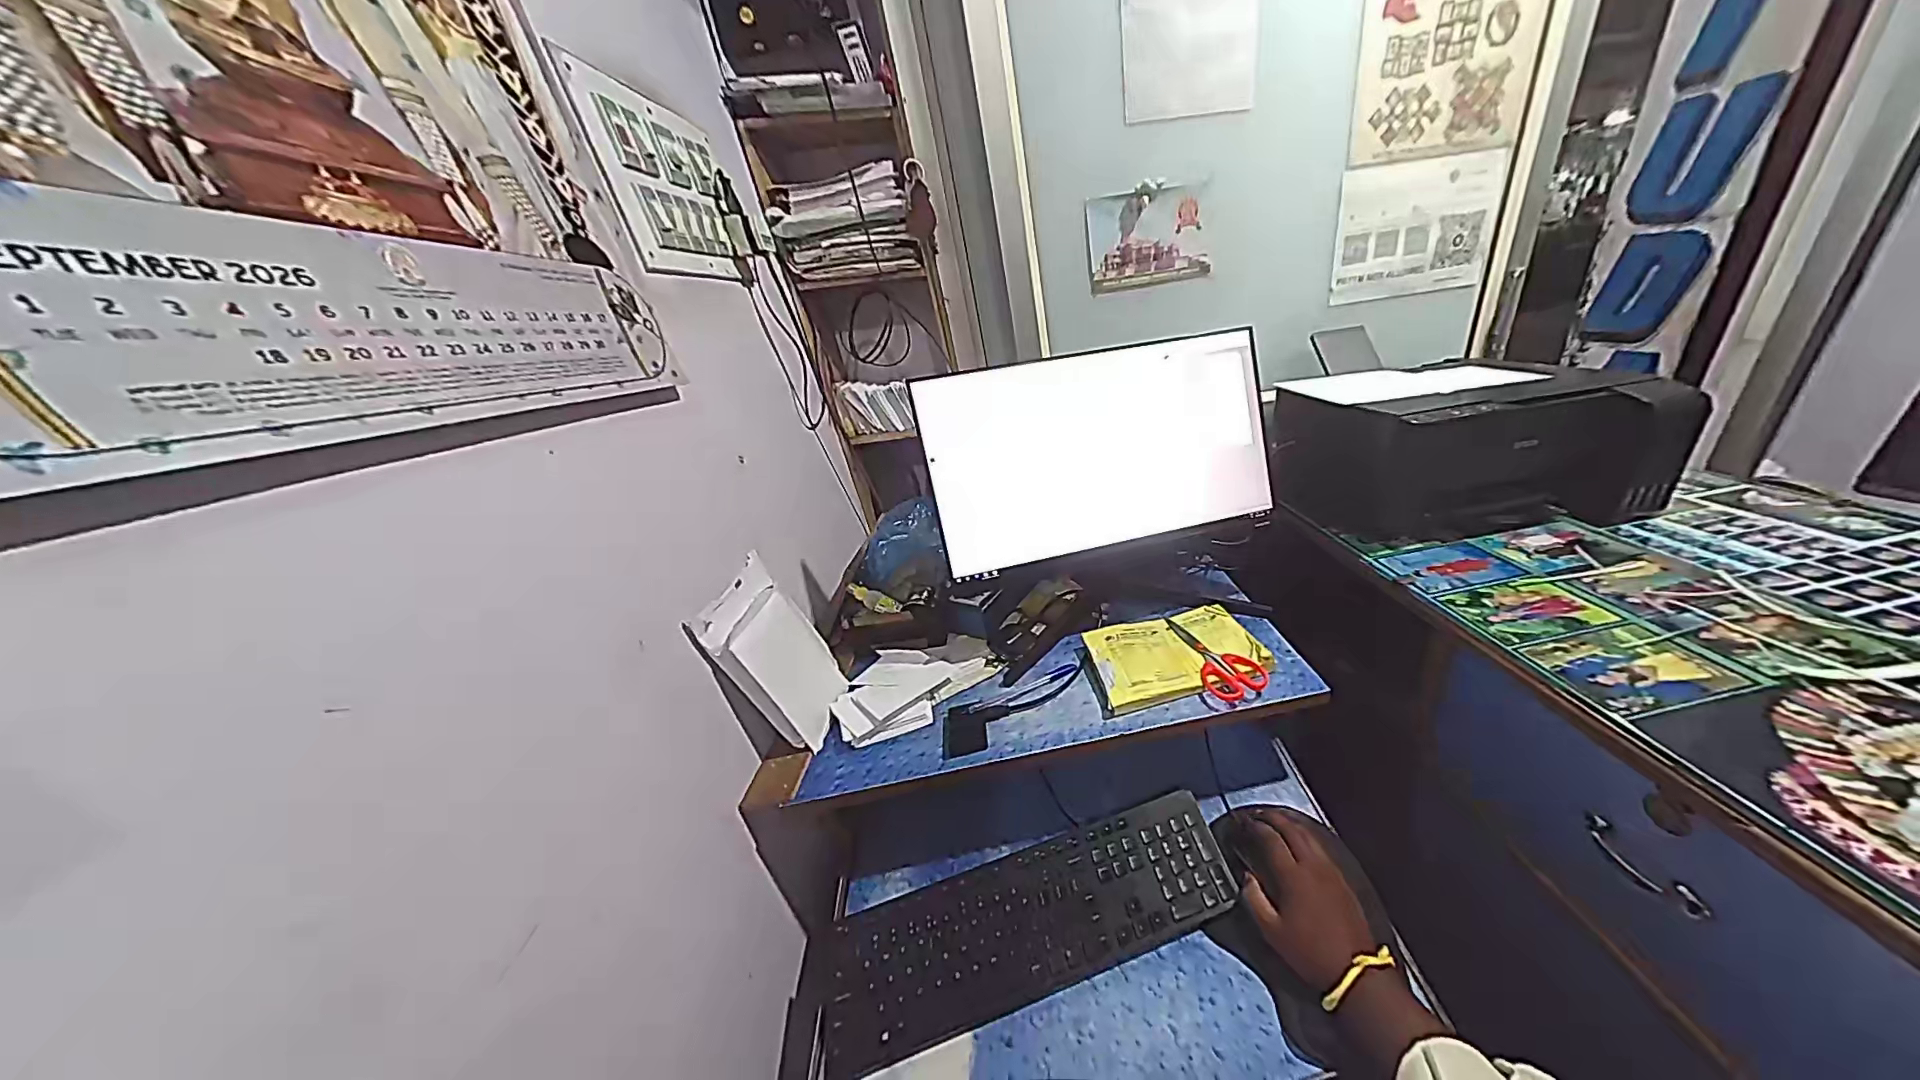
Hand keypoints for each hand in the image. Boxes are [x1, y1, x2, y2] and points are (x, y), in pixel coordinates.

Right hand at [1232, 807, 1379, 990]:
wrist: (1355, 973)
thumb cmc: (1310, 953)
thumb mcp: (1271, 931)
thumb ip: (1254, 898)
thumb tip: (1246, 878)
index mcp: (1293, 877)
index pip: (1271, 839)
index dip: (1256, 827)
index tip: (1246, 823)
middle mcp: (1313, 868)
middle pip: (1293, 830)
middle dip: (1274, 817)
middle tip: (1260, 814)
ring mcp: (1331, 873)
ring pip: (1310, 836)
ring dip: (1292, 823)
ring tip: (1279, 820)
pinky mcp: (1344, 881)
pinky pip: (1322, 848)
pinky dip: (1307, 836)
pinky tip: (1302, 842)